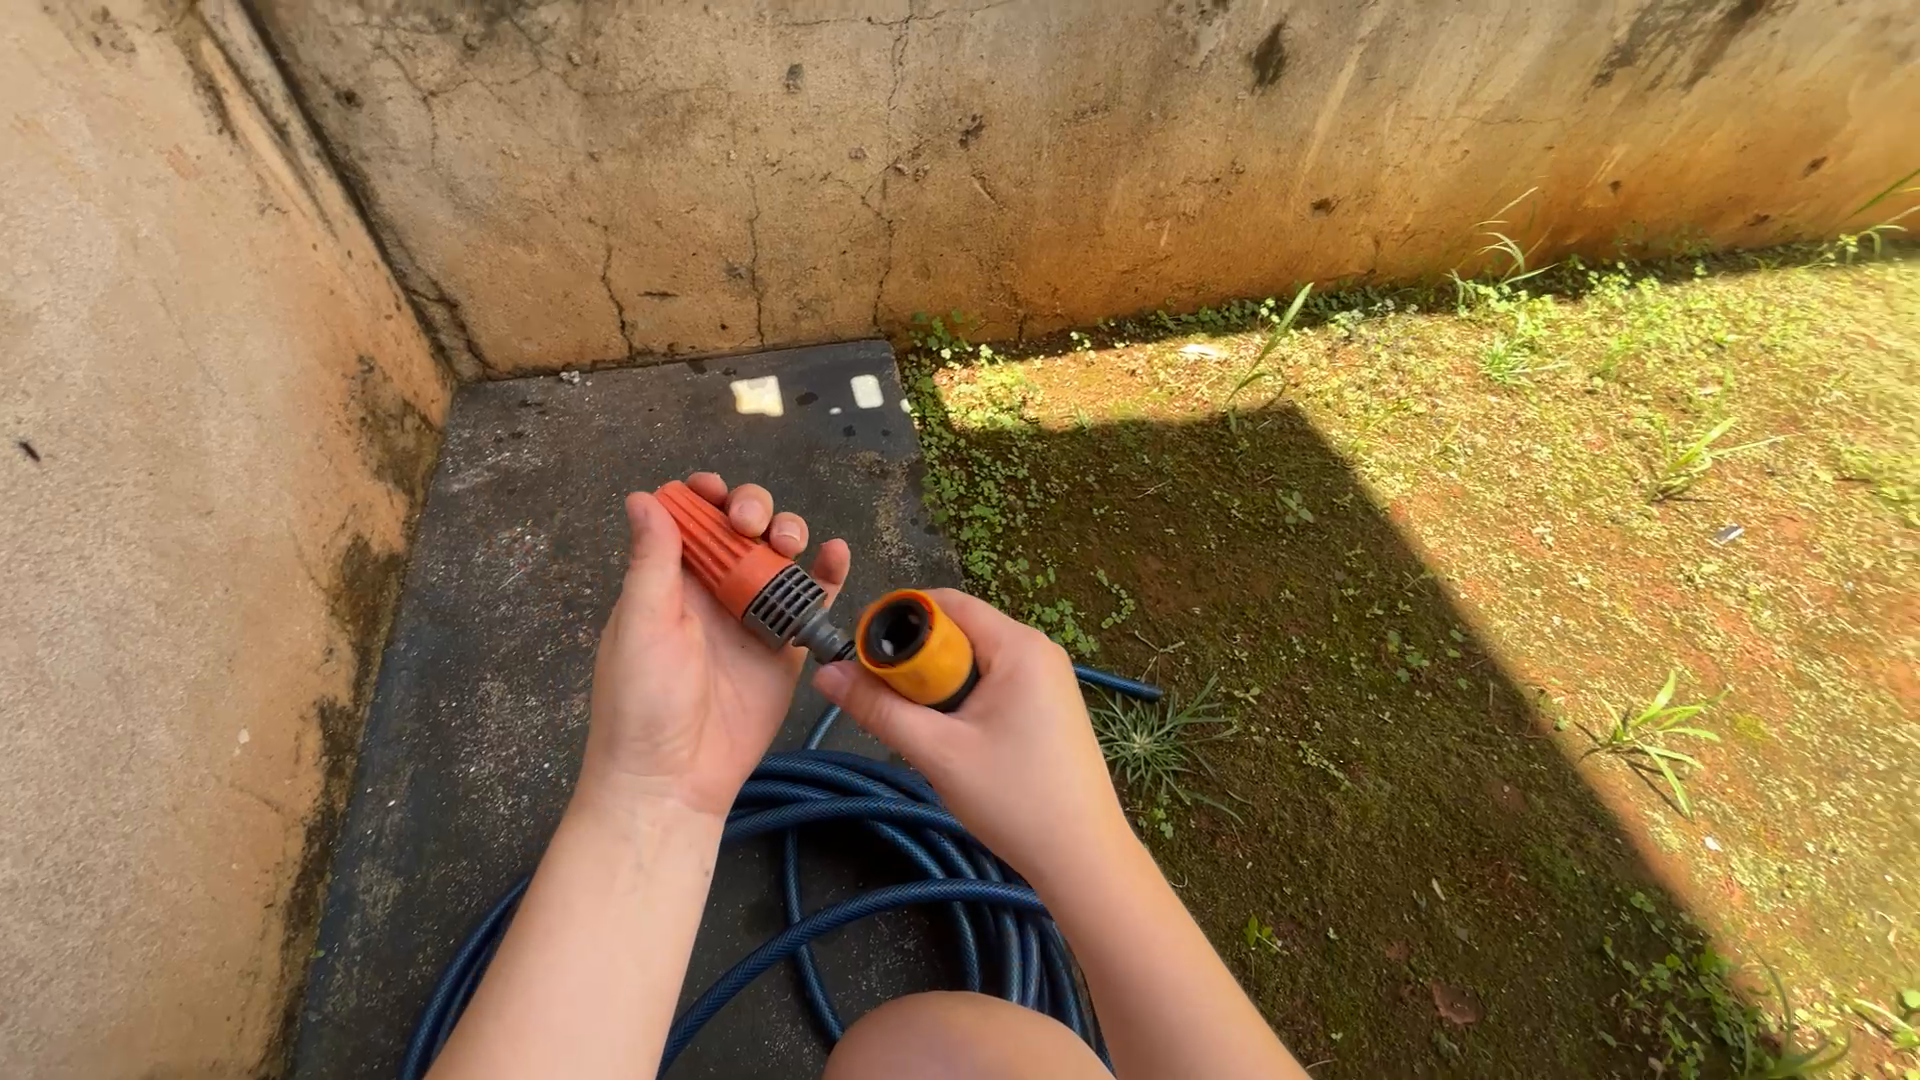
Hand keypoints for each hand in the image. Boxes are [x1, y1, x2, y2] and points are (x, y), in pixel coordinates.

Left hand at [584, 473, 849, 817]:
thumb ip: (652, 562)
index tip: (717, 495)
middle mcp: (715, 589)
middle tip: (751, 527)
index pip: (691, 520)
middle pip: (743, 528)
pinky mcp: (787, 644)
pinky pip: (812, 600)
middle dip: (754, 510)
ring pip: (780, 555)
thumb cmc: (644, 702)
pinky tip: (835, 554)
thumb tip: (644, 496)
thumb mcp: (641, 626)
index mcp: (672, 581)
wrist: (678, 779)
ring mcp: (754, 614)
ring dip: (790, 533)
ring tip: (790, 544)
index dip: (705, 496)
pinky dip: (828, 574)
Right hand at [810, 590, 1132, 885]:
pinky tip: (955, 738)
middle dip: (919, 661)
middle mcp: (1038, 649)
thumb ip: (878, 709)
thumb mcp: (937, 752)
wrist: (1083, 859)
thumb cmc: (1014, 800)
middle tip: (890, 702)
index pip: (946, 603)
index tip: (865, 657)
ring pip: (974, 659)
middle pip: (959, 630)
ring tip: (923, 728)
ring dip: (940, 685)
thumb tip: (826, 673)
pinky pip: (994, 681)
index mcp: (1018, 645)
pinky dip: (964, 698)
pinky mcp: (1049, 704)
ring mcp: (1048, 677)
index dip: (899, 620)